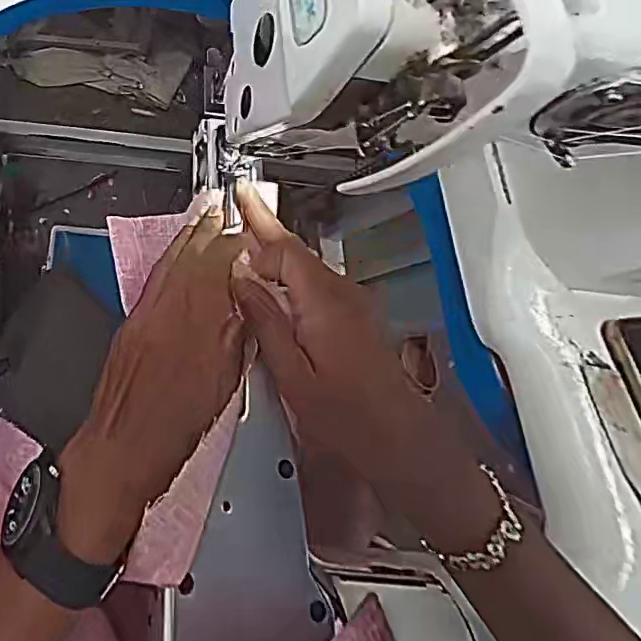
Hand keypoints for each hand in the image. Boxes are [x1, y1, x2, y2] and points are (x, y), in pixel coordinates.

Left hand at [59, 194, 248, 564]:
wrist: (116, 452)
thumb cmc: (170, 432)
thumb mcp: (221, 390)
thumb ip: (236, 343)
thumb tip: (249, 311)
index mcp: (199, 331)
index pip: (224, 272)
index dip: (241, 250)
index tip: (254, 238)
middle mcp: (170, 315)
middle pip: (198, 260)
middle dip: (218, 233)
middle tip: (232, 214)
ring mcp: (146, 316)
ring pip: (174, 263)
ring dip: (192, 236)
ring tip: (207, 217)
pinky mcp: (131, 323)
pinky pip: (155, 278)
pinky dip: (169, 257)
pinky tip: (177, 248)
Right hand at [230, 183, 496, 552]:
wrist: (399, 441)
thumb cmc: (350, 419)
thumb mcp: (291, 375)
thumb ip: (264, 322)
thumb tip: (242, 282)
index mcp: (324, 302)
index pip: (284, 247)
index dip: (257, 223)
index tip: (240, 198)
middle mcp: (342, 294)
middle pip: (295, 252)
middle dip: (264, 233)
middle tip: (241, 210)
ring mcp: (352, 304)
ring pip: (305, 268)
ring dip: (276, 259)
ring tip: (247, 255)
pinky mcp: (355, 317)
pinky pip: (316, 285)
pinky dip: (291, 279)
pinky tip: (274, 292)